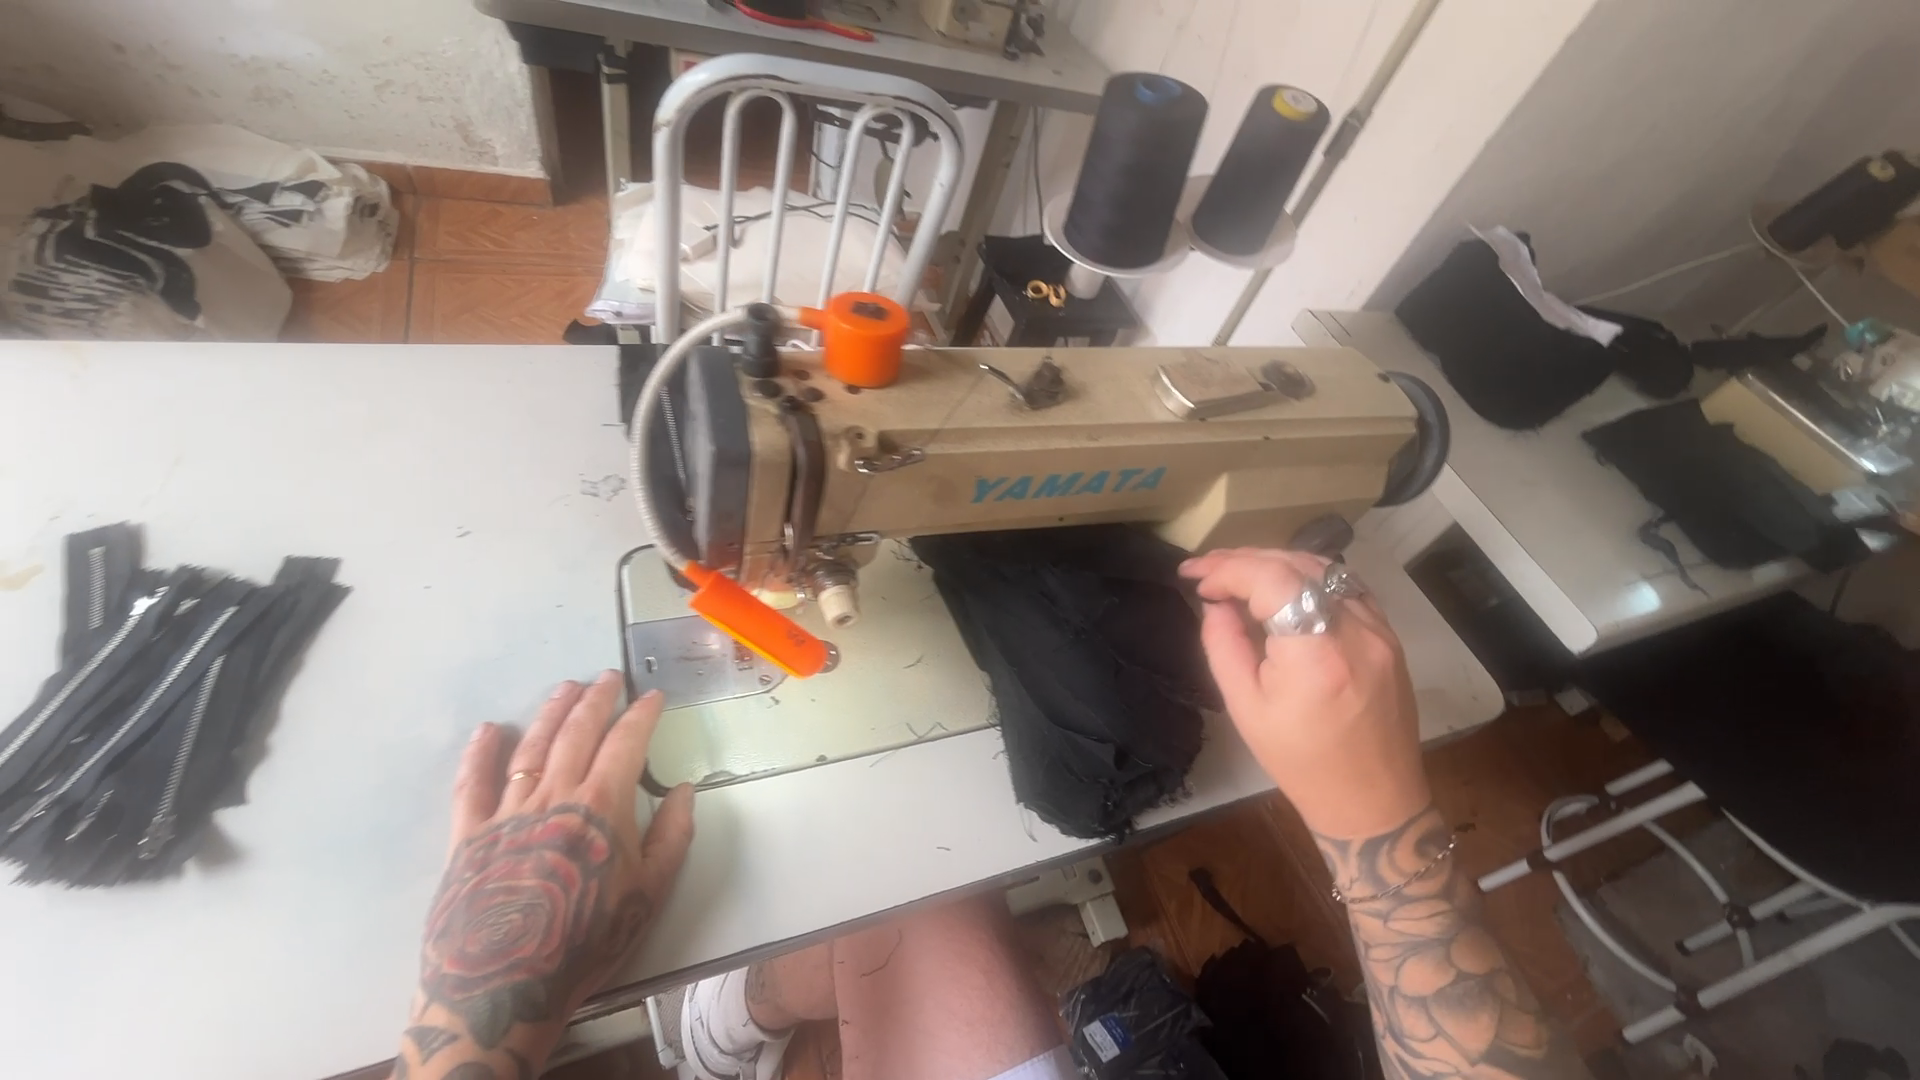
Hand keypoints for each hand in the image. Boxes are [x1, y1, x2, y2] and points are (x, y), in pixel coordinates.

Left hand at [398, 672, 694, 1079]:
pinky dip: (480, 754)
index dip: (642, 714)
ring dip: (551, 712)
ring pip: (531, 746)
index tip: (654, 696)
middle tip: (609, 677)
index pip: (627, 741)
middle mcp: (554, 794)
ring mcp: (507, 811)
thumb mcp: (650, 892)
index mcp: (601, 804)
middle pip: (577, 732)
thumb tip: (685, 789)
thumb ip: (673, 835)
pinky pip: (472, 784)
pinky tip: (488, 730)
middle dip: (597, 700)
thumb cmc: (586, 939)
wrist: (503, 990)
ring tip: (565, 687)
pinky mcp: (467, 835)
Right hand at [1180, 548, 1428, 839]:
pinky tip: (1282, 585)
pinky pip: (1345, 586)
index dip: (1228, 569)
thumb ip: (1223, 645)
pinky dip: (1308, 576)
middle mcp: (1355, 631)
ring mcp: (1379, 630)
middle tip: (1206, 570)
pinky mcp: (1388, 635)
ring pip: (1324, 569)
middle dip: (1245, 559)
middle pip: (1296, 565)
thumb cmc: (1300, 761)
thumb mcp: (1244, 707)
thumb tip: (1215, 603)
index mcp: (1315, 654)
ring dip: (1275, 562)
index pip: (1271, 580)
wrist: (1372, 798)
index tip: (1196, 579)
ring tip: (1236, 573)